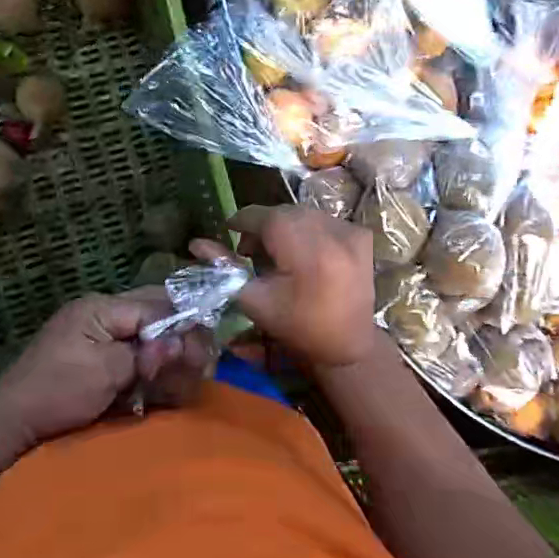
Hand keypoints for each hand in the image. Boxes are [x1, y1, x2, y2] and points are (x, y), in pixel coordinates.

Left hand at [0, 287, 214, 449]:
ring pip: (150, 333)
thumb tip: (182, 342)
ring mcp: (99, 335)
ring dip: (167, 355)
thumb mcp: (105, 371)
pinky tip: (162, 384)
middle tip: (199, 364)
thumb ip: (147, 353)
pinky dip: (151, 367)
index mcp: (101, 308)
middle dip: (179, 338)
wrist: (10, 423)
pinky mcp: (98, 358)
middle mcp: (103, 314)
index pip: (156, 305)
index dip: (182, 327)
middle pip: (156, 314)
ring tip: (184, 377)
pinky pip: (135, 352)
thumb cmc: (57, 392)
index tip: (201, 354)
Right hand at [191, 205, 383, 369]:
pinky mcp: (362, 235)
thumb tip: (196, 243)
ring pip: (304, 213)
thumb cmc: (298, 327)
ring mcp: (351, 231)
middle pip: (284, 213)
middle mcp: (332, 232)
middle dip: (264, 226)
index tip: (231, 233)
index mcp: (306, 250)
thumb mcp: (256, 300)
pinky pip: (324, 220)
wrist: (349, 344)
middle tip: (252, 251)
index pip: (265, 216)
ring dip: (286, 226)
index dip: (242, 221)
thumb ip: (226, 268)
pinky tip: (306, 255)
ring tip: (278, 254)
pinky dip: (309, 230)